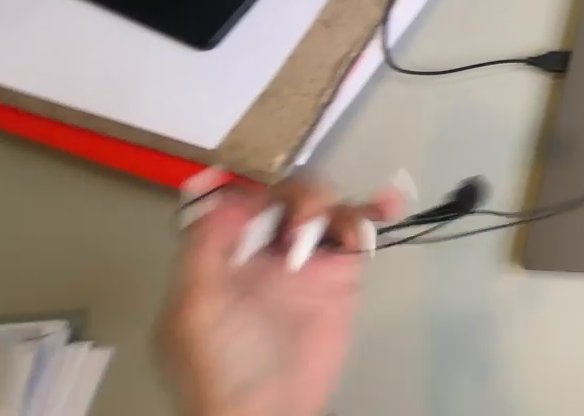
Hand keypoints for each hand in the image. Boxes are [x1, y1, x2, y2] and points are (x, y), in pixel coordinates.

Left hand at [158, 174, 403, 415]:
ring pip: (328, 206)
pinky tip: (390, 203)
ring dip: (338, 202)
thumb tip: (220, 193)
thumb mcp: (194, 311)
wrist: (270, 408)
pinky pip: (361, 229)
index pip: (237, 204)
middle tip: (307, 221)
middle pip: (288, 197)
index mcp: (222, 257)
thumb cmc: (222, 361)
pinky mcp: (344, 269)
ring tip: (344, 225)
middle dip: (302, 196)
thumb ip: (204, 251)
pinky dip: (377, 210)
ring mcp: (308, 258)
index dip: (252, 189)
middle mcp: (265, 251)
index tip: (267, 190)